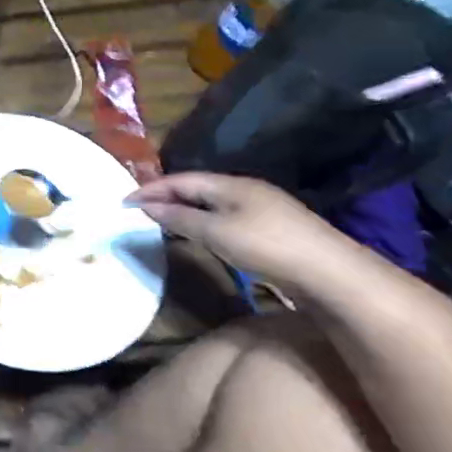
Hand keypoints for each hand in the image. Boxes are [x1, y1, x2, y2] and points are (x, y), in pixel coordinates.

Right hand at [128, 172, 364, 291]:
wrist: (328, 272)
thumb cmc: (266, 246)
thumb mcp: (216, 232)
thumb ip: (179, 217)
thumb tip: (146, 205)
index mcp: (230, 184)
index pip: (180, 179)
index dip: (150, 188)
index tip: (123, 201)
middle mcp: (245, 190)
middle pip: (196, 187)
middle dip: (165, 195)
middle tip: (138, 208)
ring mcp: (261, 208)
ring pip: (211, 202)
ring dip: (183, 207)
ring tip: (161, 219)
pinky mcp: (270, 228)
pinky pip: (224, 215)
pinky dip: (202, 219)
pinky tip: (198, 232)